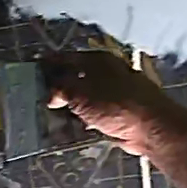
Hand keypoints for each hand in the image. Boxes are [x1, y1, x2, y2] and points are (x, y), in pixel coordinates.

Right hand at [41, 50, 167, 155]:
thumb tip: (50, 95)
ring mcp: (113, 92)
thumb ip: (61, 90)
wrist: (151, 129)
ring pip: (82, 96)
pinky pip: (91, 113)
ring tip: (49, 114)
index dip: (49, 64)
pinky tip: (68, 126)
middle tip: (38, 96)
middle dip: (57, 87)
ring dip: (67, 106)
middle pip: (75, 77)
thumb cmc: (116, 105)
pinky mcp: (116, 112)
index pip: (67, 58)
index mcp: (98, 61)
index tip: (34, 70)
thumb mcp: (80, 94)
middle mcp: (107, 73)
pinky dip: (80, 118)